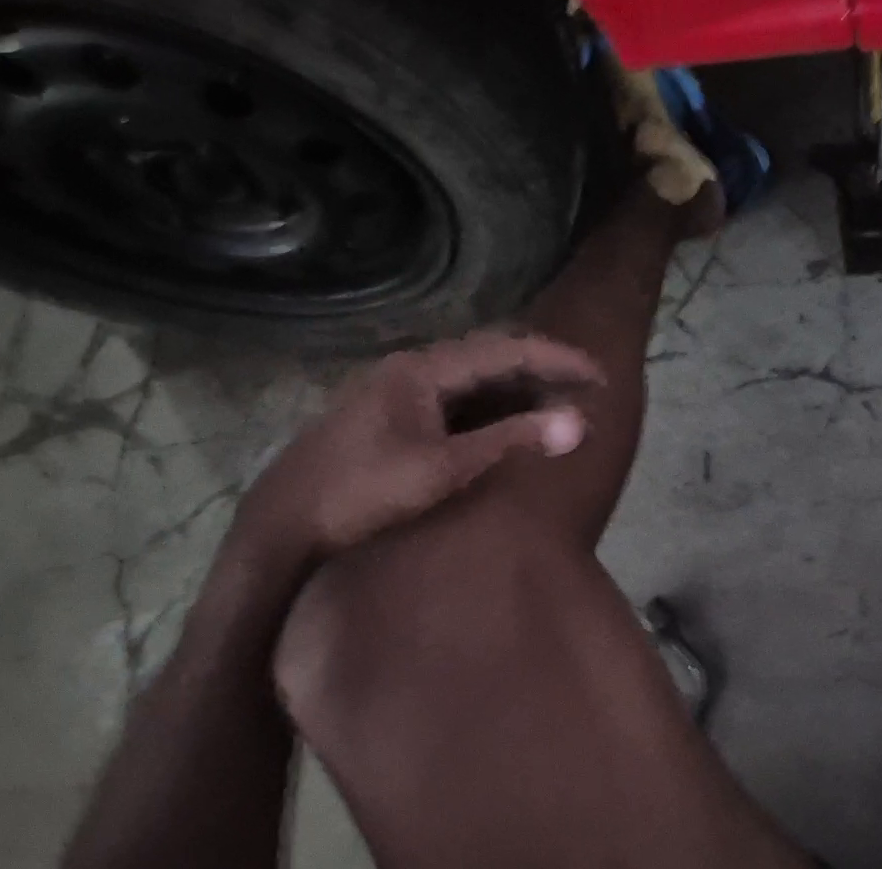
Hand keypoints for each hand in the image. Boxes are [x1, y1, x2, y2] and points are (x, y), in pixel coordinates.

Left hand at [233, 331, 603, 562]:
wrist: (279, 532)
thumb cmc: (361, 496)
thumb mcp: (444, 469)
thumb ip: (514, 440)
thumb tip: (581, 424)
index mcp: (422, 370)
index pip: (506, 350)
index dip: (559, 360)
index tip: (601, 377)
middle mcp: (410, 369)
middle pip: (491, 357)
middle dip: (543, 372)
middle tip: (586, 394)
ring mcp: (397, 392)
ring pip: (473, 379)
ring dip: (518, 390)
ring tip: (559, 409)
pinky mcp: (391, 417)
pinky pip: (456, 399)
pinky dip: (492, 407)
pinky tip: (509, 426)